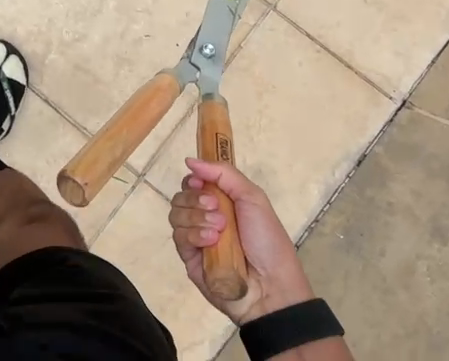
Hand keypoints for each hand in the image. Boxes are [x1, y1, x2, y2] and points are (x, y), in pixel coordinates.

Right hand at [169, 159, 312, 324]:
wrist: (272, 288)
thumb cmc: (267, 241)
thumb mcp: (253, 198)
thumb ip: (223, 173)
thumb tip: (190, 159)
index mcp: (221, 203)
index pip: (193, 183)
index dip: (193, 180)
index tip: (201, 183)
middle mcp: (204, 218)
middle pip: (180, 196)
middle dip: (195, 199)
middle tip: (216, 208)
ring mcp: (196, 239)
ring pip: (176, 214)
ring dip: (196, 217)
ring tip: (219, 229)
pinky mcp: (189, 258)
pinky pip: (179, 237)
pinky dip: (194, 234)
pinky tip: (211, 241)